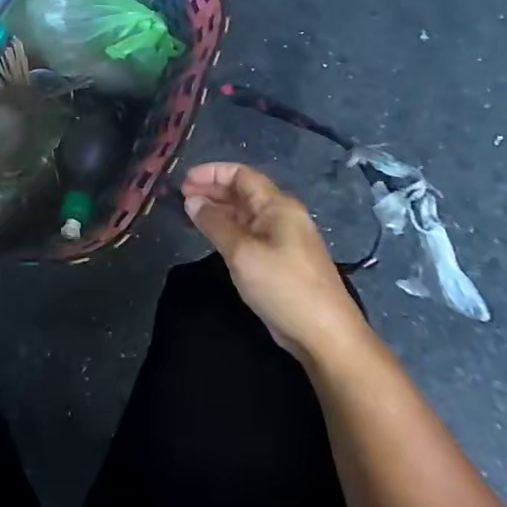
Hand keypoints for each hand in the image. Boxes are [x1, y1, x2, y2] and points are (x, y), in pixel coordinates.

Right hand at [182, 162, 365, 360]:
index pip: (241, 174)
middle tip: (181, 198)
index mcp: (278, 205)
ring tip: (190, 214)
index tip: (184, 181)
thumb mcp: (242, 252)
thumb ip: (214, 223)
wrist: (325, 335)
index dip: (211, 172)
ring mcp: (282, 239)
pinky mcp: (280, 260)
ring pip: (245, 213)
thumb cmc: (283, 286)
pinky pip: (249, 233)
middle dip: (212, 190)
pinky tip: (211, 236)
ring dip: (218, 210)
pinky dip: (228, 229)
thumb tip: (192, 201)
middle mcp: (282, 216)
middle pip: (243, 191)